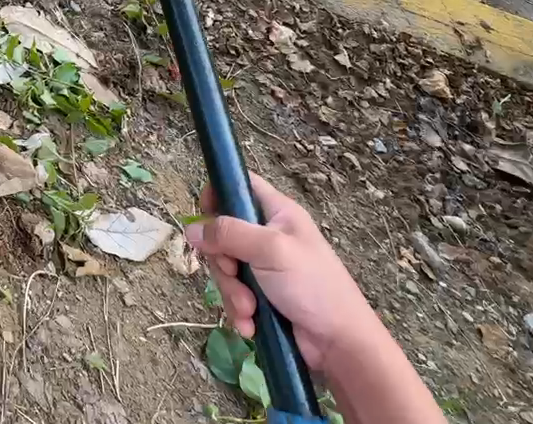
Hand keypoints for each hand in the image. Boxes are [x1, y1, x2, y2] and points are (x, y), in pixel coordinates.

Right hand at [185, 173, 379, 372]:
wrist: (342, 347)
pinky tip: (250, 323)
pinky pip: (234, 293)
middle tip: (235, 273)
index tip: (206, 215)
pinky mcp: (262, 295)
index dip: (219, 192)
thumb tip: (190, 229)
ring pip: (226, 266)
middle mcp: (268, 236)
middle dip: (222, 259)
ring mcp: (264, 267)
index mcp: (277, 213)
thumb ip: (228, 233)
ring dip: (231, 290)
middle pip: (223, 232)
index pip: (240, 184)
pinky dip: (238, 309)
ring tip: (249, 308)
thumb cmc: (313, 286)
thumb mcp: (270, 250)